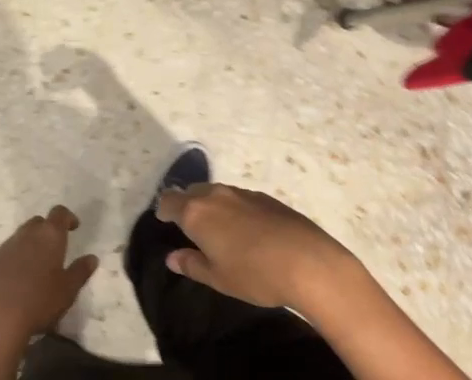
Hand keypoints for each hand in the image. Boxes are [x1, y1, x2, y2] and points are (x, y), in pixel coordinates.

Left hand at [0, 206, 99, 343]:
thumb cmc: (40, 302)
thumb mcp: (68, 290)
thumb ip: (80, 271)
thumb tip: (92, 258)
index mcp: (49, 236)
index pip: (59, 213)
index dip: (68, 217)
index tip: (74, 227)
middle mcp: (26, 234)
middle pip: (38, 222)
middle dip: (47, 230)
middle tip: (55, 248)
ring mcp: (5, 247)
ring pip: (21, 236)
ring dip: (30, 244)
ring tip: (36, 266)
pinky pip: (6, 253)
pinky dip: (14, 258)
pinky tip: (16, 279)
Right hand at [156, 183, 366, 311]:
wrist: (308, 262)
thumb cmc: (255, 274)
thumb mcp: (218, 278)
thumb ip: (192, 264)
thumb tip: (172, 257)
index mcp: (196, 213)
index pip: (169, 201)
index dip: (164, 210)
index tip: (164, 222)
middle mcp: (215, 195)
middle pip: (192, 192)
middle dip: (187, 205)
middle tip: (192, 229)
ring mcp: (242, 193)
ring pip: (216, 193)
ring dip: (212, 206)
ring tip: (220, 231)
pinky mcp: (265, 197)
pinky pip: (239, 198)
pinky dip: (234, 209)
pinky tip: (247, 231)